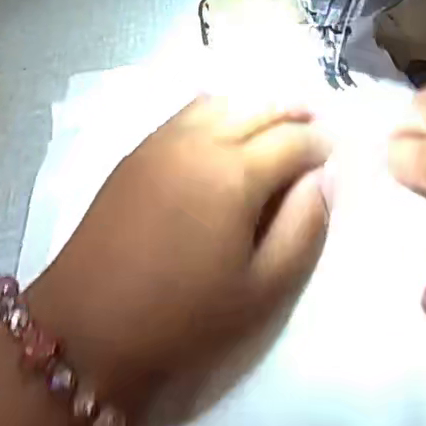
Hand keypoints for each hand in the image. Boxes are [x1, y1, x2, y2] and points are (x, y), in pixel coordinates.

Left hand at [27, 96, 330, 412]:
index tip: (335, 151)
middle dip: (291, 112)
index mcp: (234, 172)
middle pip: (256, 108)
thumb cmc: (185, 317)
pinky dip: (217, 109)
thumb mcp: (263, 290)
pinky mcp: (138, 149)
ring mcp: (162, 140)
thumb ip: (302, 228)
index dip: (318, 144)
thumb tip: (321, 179)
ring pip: (219, 102)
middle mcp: (199, 141)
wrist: (90, 323)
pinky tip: (224, 126)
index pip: (290, 140)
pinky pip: (187, 112)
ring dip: (252, 105)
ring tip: (274, 122)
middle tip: (314, 122)